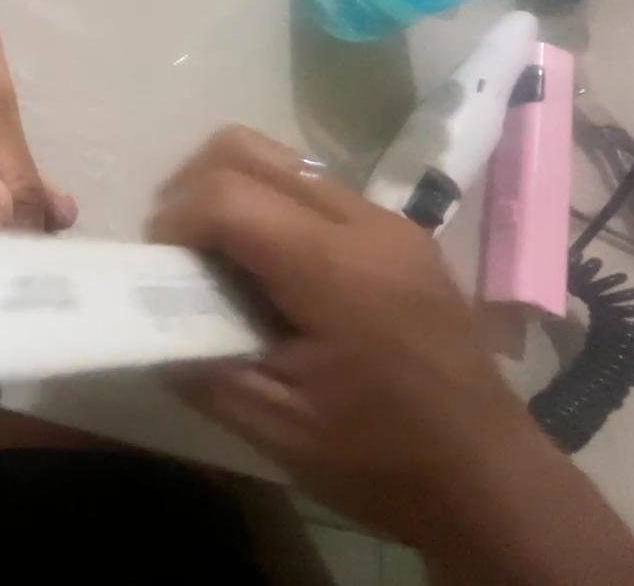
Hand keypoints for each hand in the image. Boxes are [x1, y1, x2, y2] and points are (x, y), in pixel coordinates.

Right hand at [148, 127, 550, 545]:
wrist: (495, 484)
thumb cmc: (384, 461)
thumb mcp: (274, 429)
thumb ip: (196, 366)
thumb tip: (138, 322)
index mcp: (339, 274)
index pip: (226, 197)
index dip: (173, 223)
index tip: (162, 270)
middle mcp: (365, 225)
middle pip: (241, 150)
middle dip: (189, 191)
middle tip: (181, 251)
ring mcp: (385, 220)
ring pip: (271, 155)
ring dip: (223, 190)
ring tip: (217, 253)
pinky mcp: (392, 228)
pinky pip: (302, 182)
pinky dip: (261, 203)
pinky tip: (265, 265)